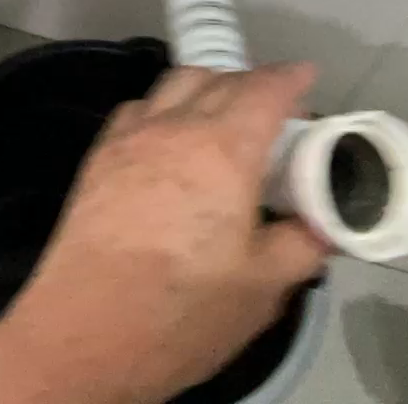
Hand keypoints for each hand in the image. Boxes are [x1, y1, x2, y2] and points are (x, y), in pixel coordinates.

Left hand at [0, 62, 330, 403]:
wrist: (85, 331)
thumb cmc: (182, 311)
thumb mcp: (263, 289)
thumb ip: (302, 246)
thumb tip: (322, 226)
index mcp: (225, 150)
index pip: (265, 91)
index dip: (290, 78)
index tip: (305, 76)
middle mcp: (177, 126)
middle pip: (222, 79)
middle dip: (254, 83)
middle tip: (274, 111)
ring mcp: (133, 135)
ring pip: (176, 82)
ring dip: (208, 85)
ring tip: (223, 113)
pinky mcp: (100, 153)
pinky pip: (139, 107)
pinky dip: (164, 106)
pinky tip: (168, 134)